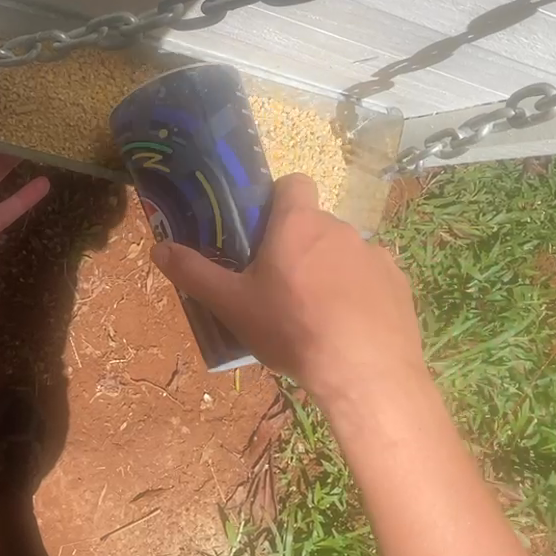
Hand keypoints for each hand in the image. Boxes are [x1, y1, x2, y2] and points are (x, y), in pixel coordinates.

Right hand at [151, 174, 428, 409]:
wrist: (365, 373)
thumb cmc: (291, 329)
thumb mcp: (232, 305)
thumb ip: (193, 273)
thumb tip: (157, 248)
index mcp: (298, 224)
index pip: (293, 182)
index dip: (278, 198)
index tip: (263, 229)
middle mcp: (340, 228)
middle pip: (313, 224)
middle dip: (296, 245)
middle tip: (277, 284)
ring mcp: (374, 254)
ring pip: (342, 251)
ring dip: (327, 269)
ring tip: (312, 311)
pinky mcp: (398, 283)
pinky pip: (370, 276)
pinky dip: (356, 292)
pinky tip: (346, 325)